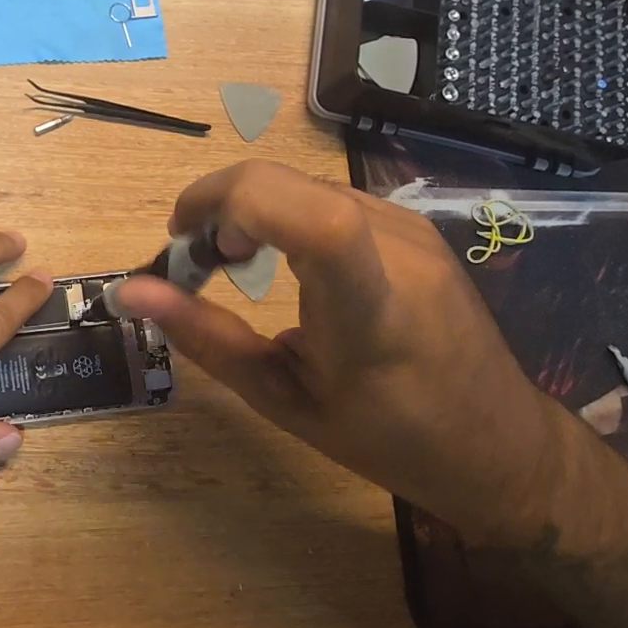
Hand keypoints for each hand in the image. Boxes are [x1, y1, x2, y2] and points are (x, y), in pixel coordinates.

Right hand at [109, 161, 569, 543]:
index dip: (229, 202)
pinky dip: (278, 213)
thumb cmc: (386, 437)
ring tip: (228, 264)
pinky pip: (324, 196)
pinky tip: (276, 259)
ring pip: (298, 184)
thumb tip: (128, 292)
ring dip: (244, 209)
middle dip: (217, 207)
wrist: (499, 442)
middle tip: (194, 262)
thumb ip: (204, 337)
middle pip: (286, 185)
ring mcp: (411, 229)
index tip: (181, 237)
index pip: (311, 220)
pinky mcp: (412, 224)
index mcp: (370, 312)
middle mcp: (399, 252)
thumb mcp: (280, 400)